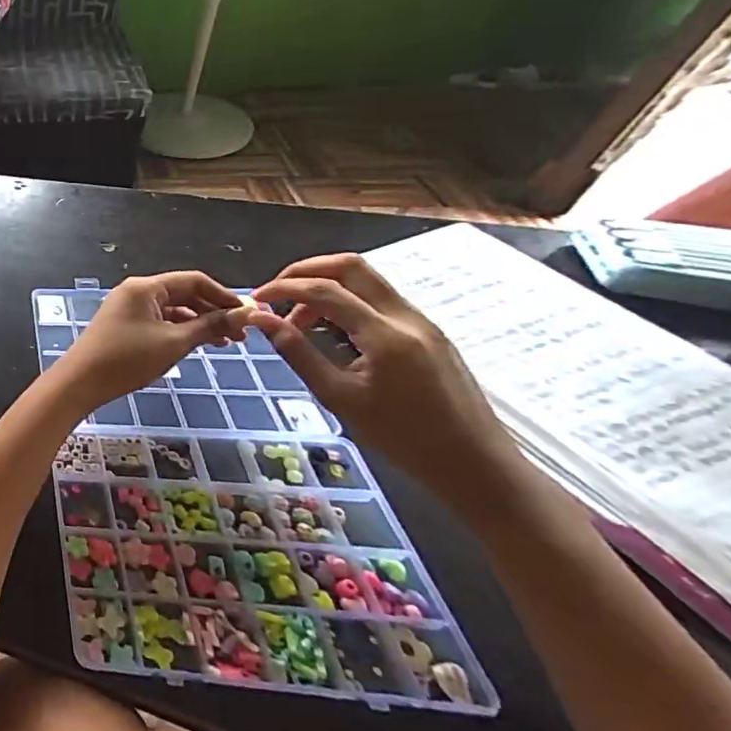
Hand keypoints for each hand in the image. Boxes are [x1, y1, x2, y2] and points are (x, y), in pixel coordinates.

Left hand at [49, 272, 246, 411]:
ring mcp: (129, 308)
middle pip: (184, 294)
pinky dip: (180, 331)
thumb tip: (241, 314)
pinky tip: (198, 345)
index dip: (223, 295)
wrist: (81, 382)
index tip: (246, 314)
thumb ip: (209, 326)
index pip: (193, 280)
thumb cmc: (127, 359)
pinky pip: (160, 321)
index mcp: (145, 287)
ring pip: (173, 310)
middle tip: (240, 333)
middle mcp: (137, 292)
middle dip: (213, 311)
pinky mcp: (125, 326)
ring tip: (224, 342)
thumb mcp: (173, 343)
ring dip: (199, 323)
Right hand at [247, 255, 520, 501]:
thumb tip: (263, 321)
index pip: (325, 290)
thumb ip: (298, 353)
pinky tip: (330, 331)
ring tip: (298, 321)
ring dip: (326, 287)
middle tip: (276, 293)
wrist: (474, 464)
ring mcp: (421, 321)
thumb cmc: (402, 439)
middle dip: (305, 271)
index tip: (255, 300)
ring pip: (366, 281)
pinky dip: (347, 302)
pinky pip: (379, 300)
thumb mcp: (339, 398)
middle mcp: (406, 317)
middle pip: (350, 266)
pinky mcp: (427, 332)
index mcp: (385, 335)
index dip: (283, 288)